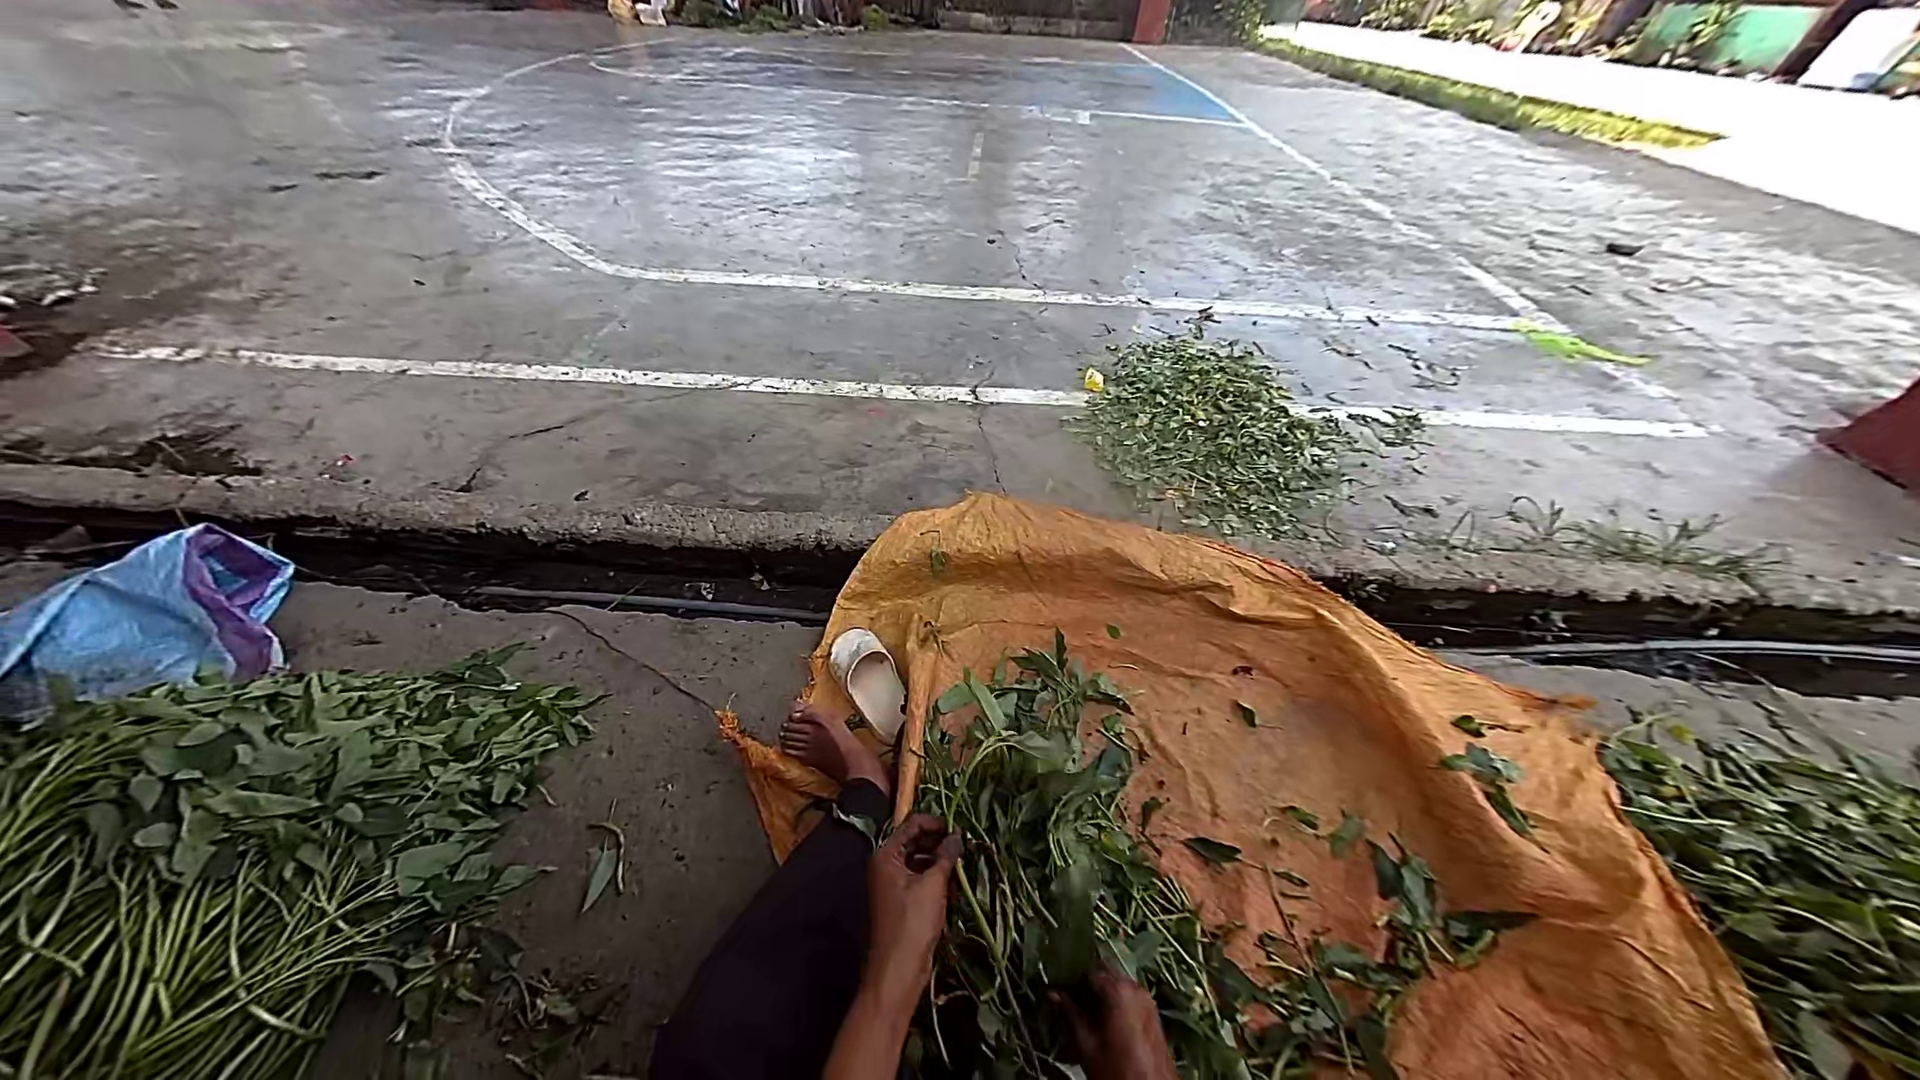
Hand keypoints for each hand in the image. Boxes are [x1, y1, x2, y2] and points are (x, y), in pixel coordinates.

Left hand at [863, 814, 961, 994]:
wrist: (898, 971)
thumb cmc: (913, 922)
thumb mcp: (933, 885)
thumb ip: (945, 856)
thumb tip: (957, 835)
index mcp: (886, 855)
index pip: (911, 825)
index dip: (935, 823)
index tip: (958, 829)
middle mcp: (886, 865)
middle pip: (915, 842)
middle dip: (939, 844)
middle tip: (963, 848)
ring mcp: (892, 884)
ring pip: (920, 862)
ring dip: (940, 864)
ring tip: (961, 870)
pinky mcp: (901, 901)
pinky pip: (919, 880)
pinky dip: (935, 881)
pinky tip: (953, 889)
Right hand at [1059, 966, 1180, 1079]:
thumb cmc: (1119, 1074)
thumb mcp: (1088, 1046)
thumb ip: (1070, 1014)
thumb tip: (1054, 994)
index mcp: (1119, 991)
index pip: (1088, 969)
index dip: (1071, 977)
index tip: (1060, 987)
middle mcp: (1135, 988)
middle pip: (1104, 972)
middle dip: (1086, 983)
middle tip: (1070, 997)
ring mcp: (1146, 1000)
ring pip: (1116, 983)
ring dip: (1100, 991)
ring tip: (1085, 1009)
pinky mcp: (1152, 1012)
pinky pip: (1128, 994)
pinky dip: (1115, 1000)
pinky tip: (1103, 1017)